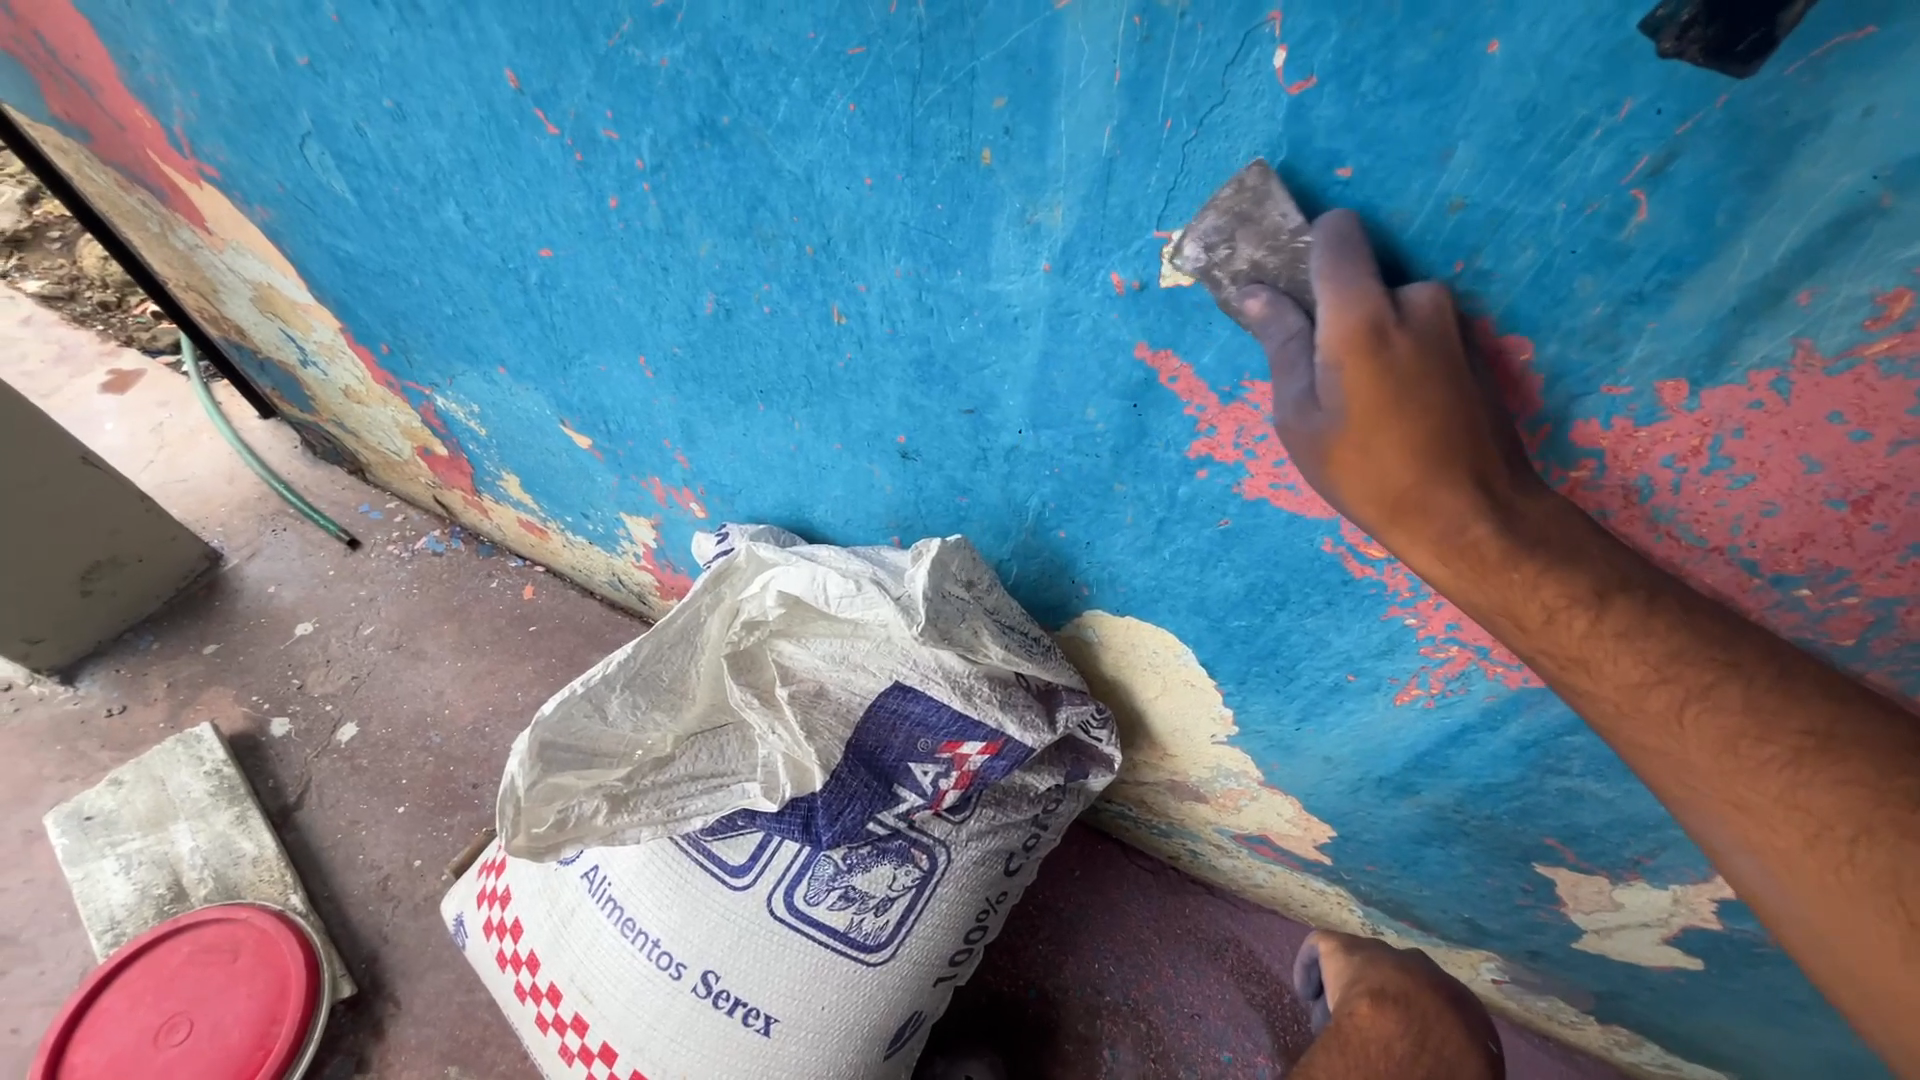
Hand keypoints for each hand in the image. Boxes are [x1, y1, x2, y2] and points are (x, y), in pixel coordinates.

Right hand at [1236, 210, 1548, 561]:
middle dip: (1334, 313)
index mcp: (1363, 313)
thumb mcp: (1299, 416)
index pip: (1337, 232)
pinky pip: (1417, 331)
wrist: (1470, 513)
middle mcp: (1416, 298)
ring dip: (1367, 337)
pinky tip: (1395, 411)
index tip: (1287, 295)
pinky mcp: (1473, 346)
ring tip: (1359, 403)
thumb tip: (1255, 293)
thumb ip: (1280, 343)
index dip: (1305, 250)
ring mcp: (1453, 321)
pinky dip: (1397, 354)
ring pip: (1390, 307)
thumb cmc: (1365, 470)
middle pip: (1360, 277)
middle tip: (1320, 379)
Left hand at [1293, 929, 1502, 1076]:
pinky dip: (1311, 969)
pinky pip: (1321, 949)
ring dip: (1348, 989)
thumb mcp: (1475, 1073)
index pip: (1439, 1010)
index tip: (1404, 1047)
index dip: (1417, 1027)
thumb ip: (1463, 1062)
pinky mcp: (1341, 945)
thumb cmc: (1449, 1068)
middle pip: (1396, 983)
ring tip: (1333, 1021)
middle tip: (1368, 1035)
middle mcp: (1422, 969)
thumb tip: (1451, 1064)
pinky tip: (1305, 993)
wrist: (1413, 1040)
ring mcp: (1381, 953)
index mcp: (1462, 1003)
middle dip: (1383, 1003)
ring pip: (1359, 968)